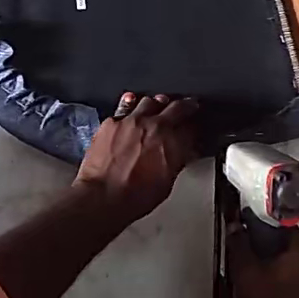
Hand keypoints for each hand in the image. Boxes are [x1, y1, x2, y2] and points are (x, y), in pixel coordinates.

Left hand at [72, 92, 199, 220]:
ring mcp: (133, 121)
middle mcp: (156, 126)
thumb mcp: (166, 183)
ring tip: (159, 104)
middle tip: (188, 106)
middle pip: (177, 107)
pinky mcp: (113, 121)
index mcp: (174, 143)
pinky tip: (132, 102)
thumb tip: (181, 155)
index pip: (192, 127)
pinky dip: (131, 104)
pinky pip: (125, 105)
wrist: (103, 196)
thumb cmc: (134, 196)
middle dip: (185, 106)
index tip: (194, 127)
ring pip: (151, 101)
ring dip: (157, 104)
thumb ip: (176, 162)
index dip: (195, 126)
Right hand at [227, 226, 298, 297]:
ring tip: (242, 278)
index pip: (279, 219)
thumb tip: (235, 225)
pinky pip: (286, 278)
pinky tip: (254, 294)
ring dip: (262, 265)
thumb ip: (239, 244)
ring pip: (281, 261)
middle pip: (280, 241)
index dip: (256, 219)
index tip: (240, 224)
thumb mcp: (246, 273)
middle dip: (257, 247)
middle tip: (238, 255)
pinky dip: (270, 280)